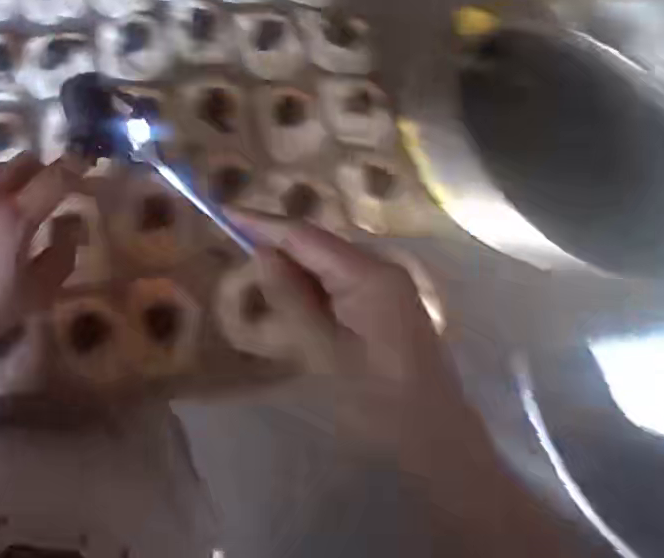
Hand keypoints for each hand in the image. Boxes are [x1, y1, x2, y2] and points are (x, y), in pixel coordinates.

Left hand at [0, 153, 83, 357]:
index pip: (54, 177)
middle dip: (44, 172)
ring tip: (15, 204)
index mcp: (14, 218)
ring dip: (15, 178)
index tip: (84, 169)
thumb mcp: (35, 293)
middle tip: (50, 193)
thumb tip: (73, 221)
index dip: (74, 169)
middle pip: (26, 161)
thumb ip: (63, 254)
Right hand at [230, 211, 489, 469]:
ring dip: (291, 266)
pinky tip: (293, 301)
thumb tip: (260, 252)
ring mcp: (389, 285)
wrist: (442, 452)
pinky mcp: (388, 303)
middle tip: (232, 246)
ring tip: (258, 277)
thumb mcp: (321, 351)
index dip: (260, 221)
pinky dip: (311, 284)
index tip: (222, 211)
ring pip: (325, 260)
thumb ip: (288, 296)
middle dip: (274, 243)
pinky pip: (338, 278)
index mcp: (368, 274)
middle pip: (315, 242)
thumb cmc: (378, 402)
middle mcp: (381, 267)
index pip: (303, 234)